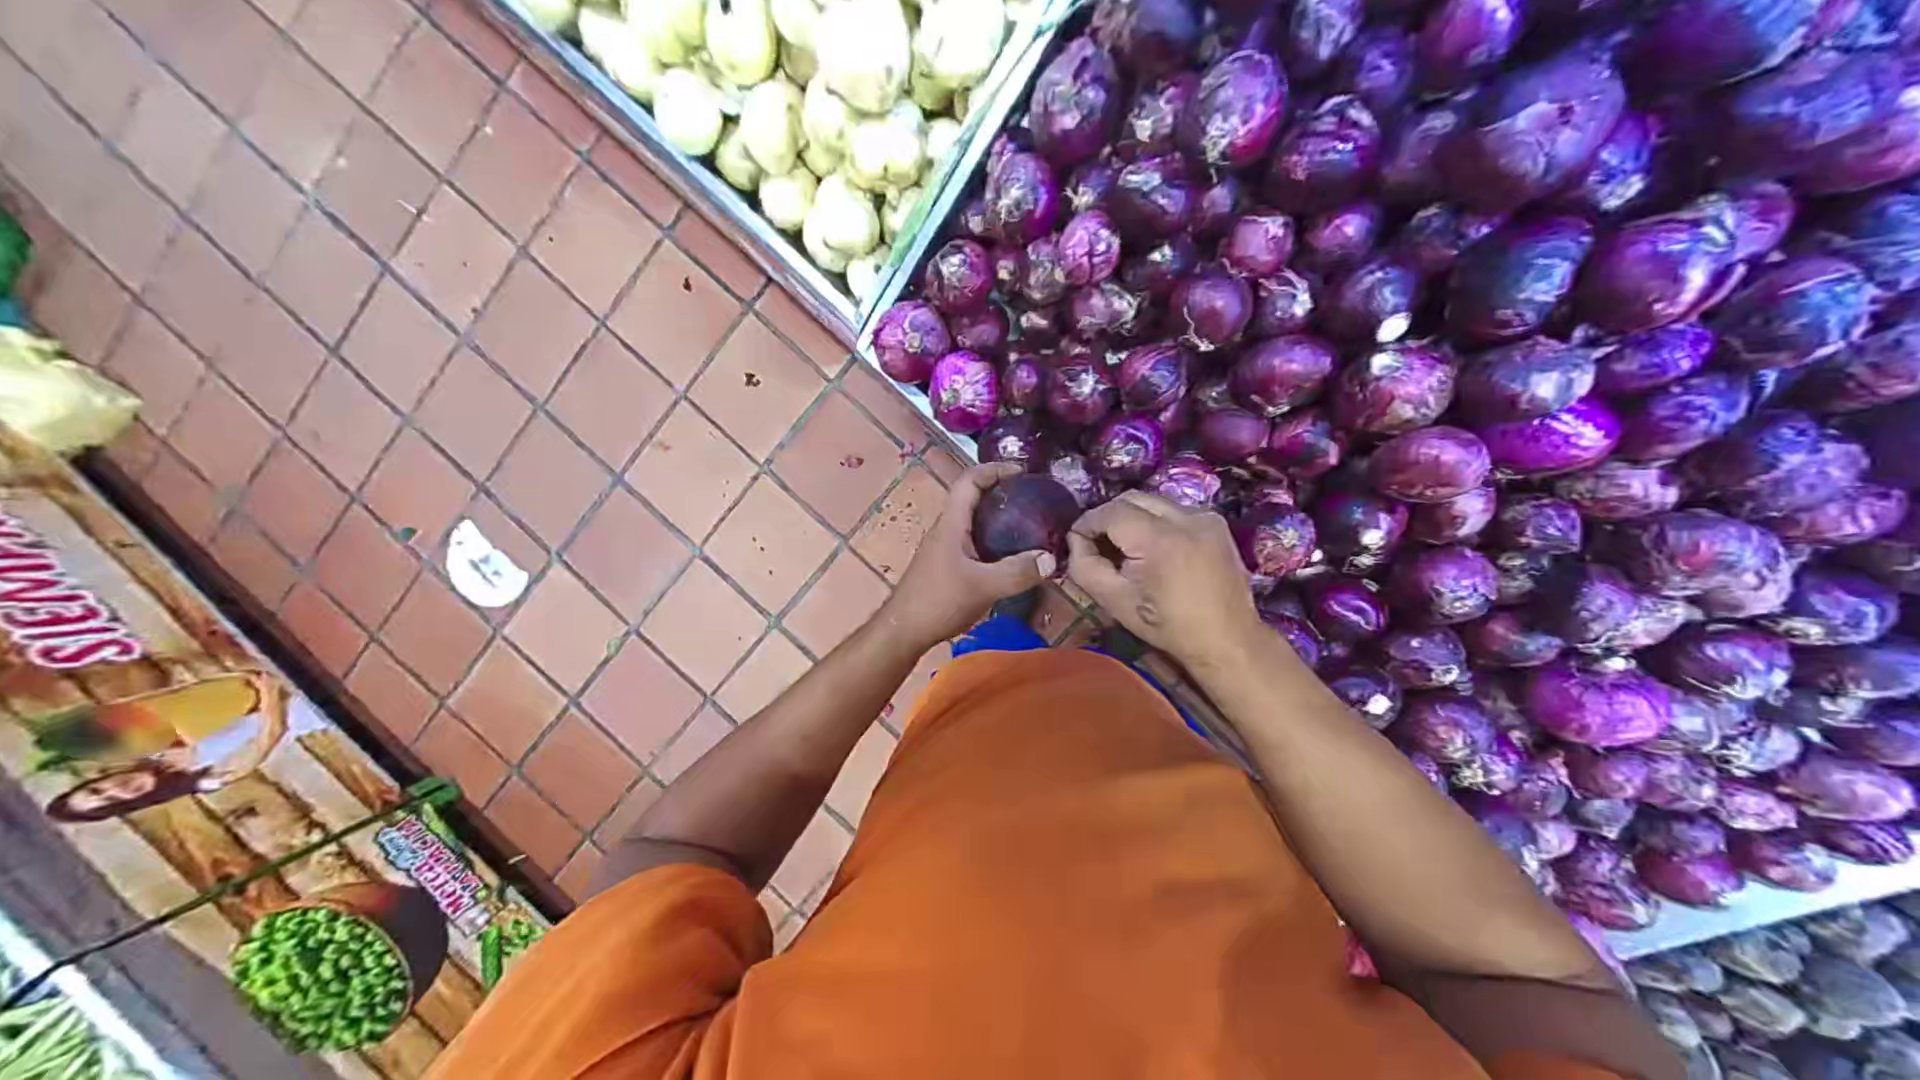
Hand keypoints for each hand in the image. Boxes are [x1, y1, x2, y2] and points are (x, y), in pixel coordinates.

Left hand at [877, 463, 1054, 649]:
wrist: (904, 631)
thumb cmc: (938, 601)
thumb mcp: (984, 586)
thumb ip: (1018, 572)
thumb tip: (1051, 558)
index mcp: (951, 523)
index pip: (970, 480)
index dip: (995, 470)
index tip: (1023, 472)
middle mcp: (947, 530)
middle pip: (975, 499)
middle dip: (1003, 493)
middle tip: (1034, 499)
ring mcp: (945, 549)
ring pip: (975, 523)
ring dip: (1000, 520)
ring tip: (1030, 526)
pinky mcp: (948, 567)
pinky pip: (975, 544)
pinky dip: (995, 543)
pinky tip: (1012, 558)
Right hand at [1065, 492, 1269, 672]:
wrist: (1227, 639)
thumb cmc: (1167, 625)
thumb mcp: (1115, 601)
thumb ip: (1085, 567)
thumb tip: (1077, 541)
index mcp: (1160, 539)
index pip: (1110, 512)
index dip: (1087, 524)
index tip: (1077, 542)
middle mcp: (1186, 518)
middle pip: (1131, 498)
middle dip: (1108, 517)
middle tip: (1098, 544)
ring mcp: (1205, 517)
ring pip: (1153, 502)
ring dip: (1132, 517)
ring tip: (1125, 548)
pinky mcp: (1216, 522)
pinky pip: (1174, 510)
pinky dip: (1156, 522)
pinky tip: (1154, 550)